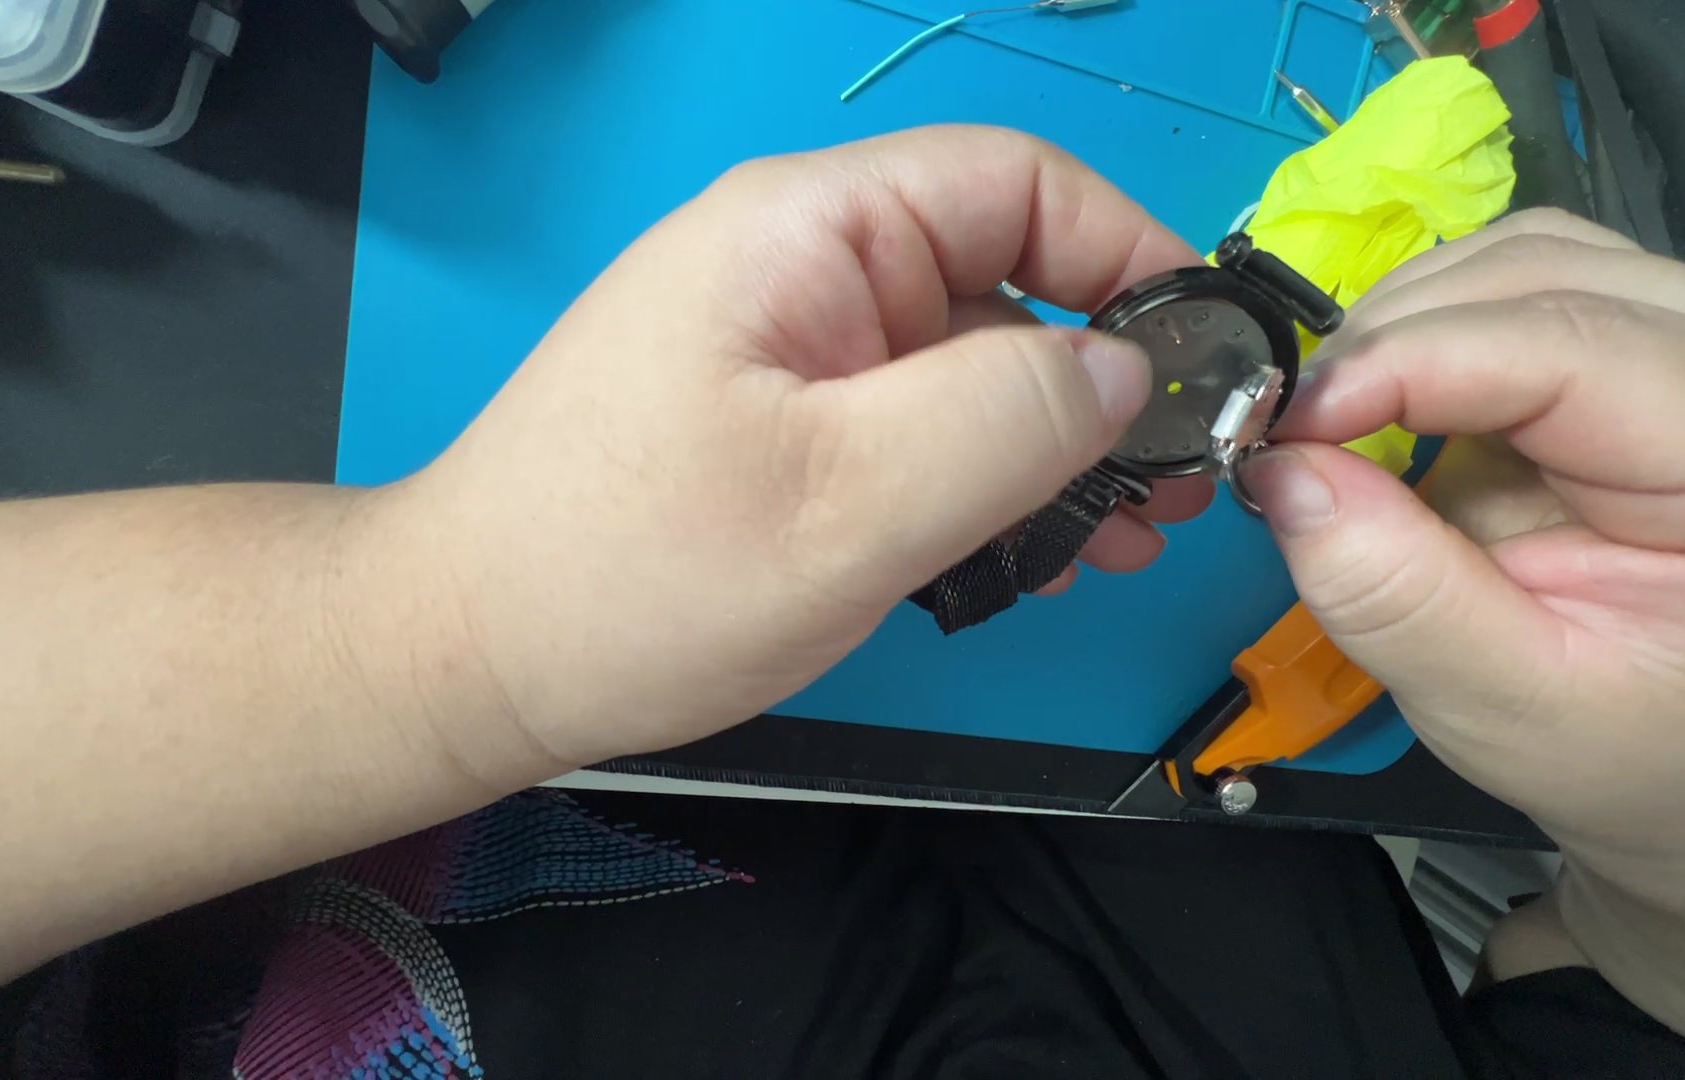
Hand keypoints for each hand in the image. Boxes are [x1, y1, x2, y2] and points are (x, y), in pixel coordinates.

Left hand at [371, 126, 1212, 779]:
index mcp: (814, 237)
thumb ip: (1003, 415)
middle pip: (1000, 291)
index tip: (1198, 362)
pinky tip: (1028, 556)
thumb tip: (1118, 370)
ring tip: (1116, 538)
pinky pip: (917, 442)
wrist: (486, 655)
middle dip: (1098, 385)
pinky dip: (983, 492)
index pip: (1017, 189)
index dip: (1130, 259)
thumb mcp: (849, 496)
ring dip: (1050, 455)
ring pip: (966, 381)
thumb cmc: (642, 575)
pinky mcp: (791, 439)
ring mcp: (800, 366)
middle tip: (1167, 488)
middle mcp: (809, 280)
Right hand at [1239, 210, 1684, 1070]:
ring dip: (1397, 335)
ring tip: (1333, 433)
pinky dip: (1420, 349)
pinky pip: (1510, 309)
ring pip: (1519, 266)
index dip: (1379, 367)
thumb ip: (1379, 575)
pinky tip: (1384, 426)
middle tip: (1289, 436)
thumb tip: (1276, 465)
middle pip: (1534, 263)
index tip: (1270, 440)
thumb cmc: (1669, 779)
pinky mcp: (1647, 381)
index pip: (1546, 333)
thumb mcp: (1504, 700)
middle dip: (1379, 336)